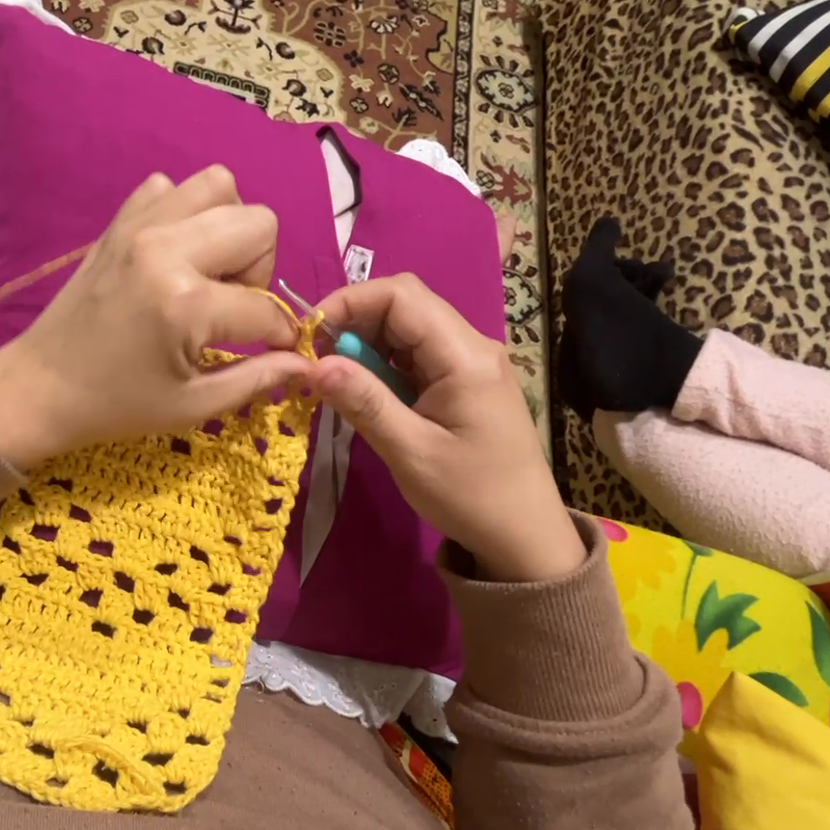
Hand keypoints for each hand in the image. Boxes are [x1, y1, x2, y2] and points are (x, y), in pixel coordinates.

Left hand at [0, 166, 313, 469]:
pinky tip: (174, 255)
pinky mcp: (119, 222)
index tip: (277, 351)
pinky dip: (184, 212)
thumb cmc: (116, 406)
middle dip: (260, 270)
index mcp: (184, 302)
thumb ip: (255, 379)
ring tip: (208, 273)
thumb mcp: (191, 406)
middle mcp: (166, 248)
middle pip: (258, 223)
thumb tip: (304, 362)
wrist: (40, 387)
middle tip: (232, 307)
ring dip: (229, 229)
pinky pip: (170, 188)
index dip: (281, 334)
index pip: (264, 306)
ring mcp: (139, 225)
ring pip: (219, 186)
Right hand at [314, 273, 584, 582]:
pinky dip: (380, 364)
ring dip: (363, 343)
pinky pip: (413, 354)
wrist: (522, 533)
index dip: (348, 302)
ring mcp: (467, 362)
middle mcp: (470, 346)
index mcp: (465, 356)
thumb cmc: (469, 495)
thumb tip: (314, 365)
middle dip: (352, 322)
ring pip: (405, 328)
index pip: (401, 296)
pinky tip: (360, 390)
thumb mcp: (410, 453)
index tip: (307, 335)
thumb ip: (364, 403)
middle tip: (314, 360)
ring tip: (330, 377)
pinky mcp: (460, 381)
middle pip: (403, 305)